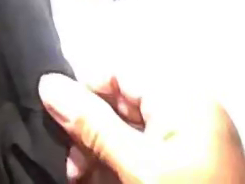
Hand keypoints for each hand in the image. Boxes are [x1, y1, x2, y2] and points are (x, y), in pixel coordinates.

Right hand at [39, 70, 244, 183]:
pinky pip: (151, 158)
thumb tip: (48, 83)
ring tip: (83, 182)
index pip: (119, 72)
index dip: (83, 96)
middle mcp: (190, 109)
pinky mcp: (196, 171)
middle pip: (124, 105)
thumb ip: (91, 125)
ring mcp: (196, 143)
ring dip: (104, 158)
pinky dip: (125, 171)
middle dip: (92, 135)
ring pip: (134, 136)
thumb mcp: (135, 169)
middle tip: (72, 173)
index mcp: (182, 94)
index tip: (57, 130)